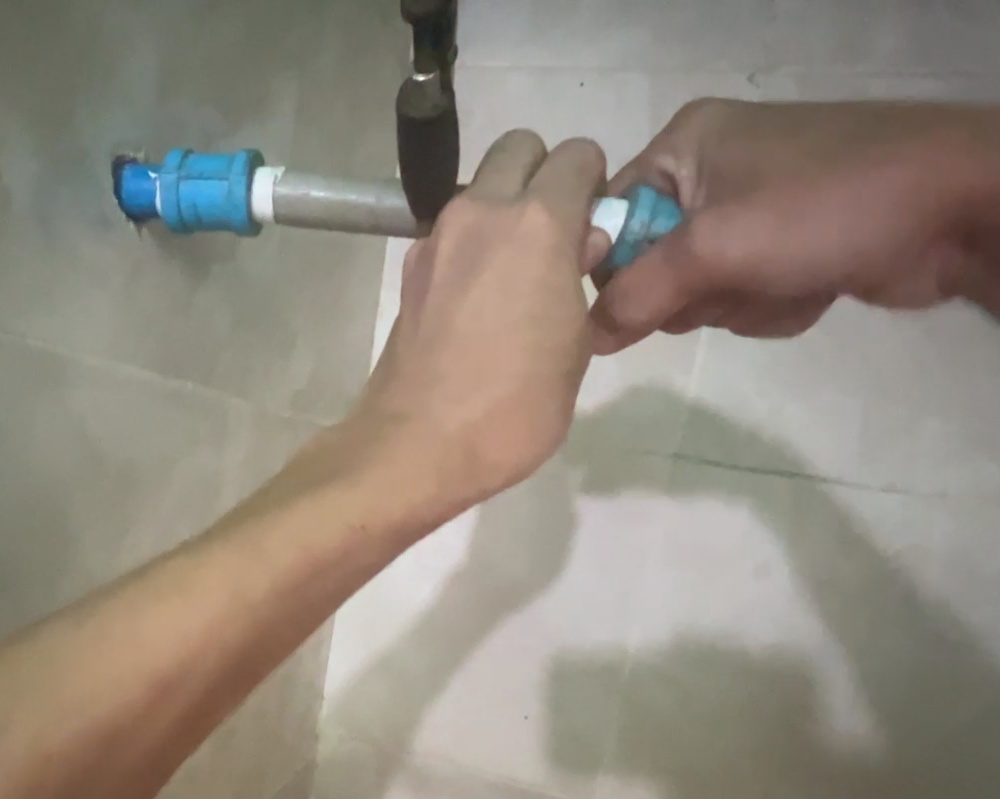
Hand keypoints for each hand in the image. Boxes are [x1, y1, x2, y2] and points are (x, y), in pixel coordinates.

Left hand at [350, 131, 610, 509]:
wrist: (417, 446)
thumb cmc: (512, 406)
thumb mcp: (576, 346)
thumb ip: (578, 280)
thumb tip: (573, 247)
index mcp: (536, 222)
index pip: (575, 155)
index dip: (592, 184)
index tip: (592, 229)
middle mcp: (478, 216)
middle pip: (516, 151)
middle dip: (541, 177)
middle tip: (552, 239)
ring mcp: (434, 243)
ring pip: (476, 193)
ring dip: (500, 214)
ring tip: (513, 279)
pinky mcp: (407, 276)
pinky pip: (448, 236)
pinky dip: (468, 249)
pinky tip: (476, 304)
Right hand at [591, 99, 999, 353]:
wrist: (974, 205)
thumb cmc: (828, 206)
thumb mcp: (712, 250)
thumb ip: (633, 297)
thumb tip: (584, 339)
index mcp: (683, 146)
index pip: (604, 223)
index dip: (611, 271)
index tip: (634, 302)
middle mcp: (708, 173)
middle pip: (646, 266)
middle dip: (688, 290)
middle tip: (725, 283)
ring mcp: (750, 210)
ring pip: (694, 292)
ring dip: (733, 303)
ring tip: (784, 280)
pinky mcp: (785, 244)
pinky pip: (738, 297)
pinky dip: (767, 305)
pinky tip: (811, 286)